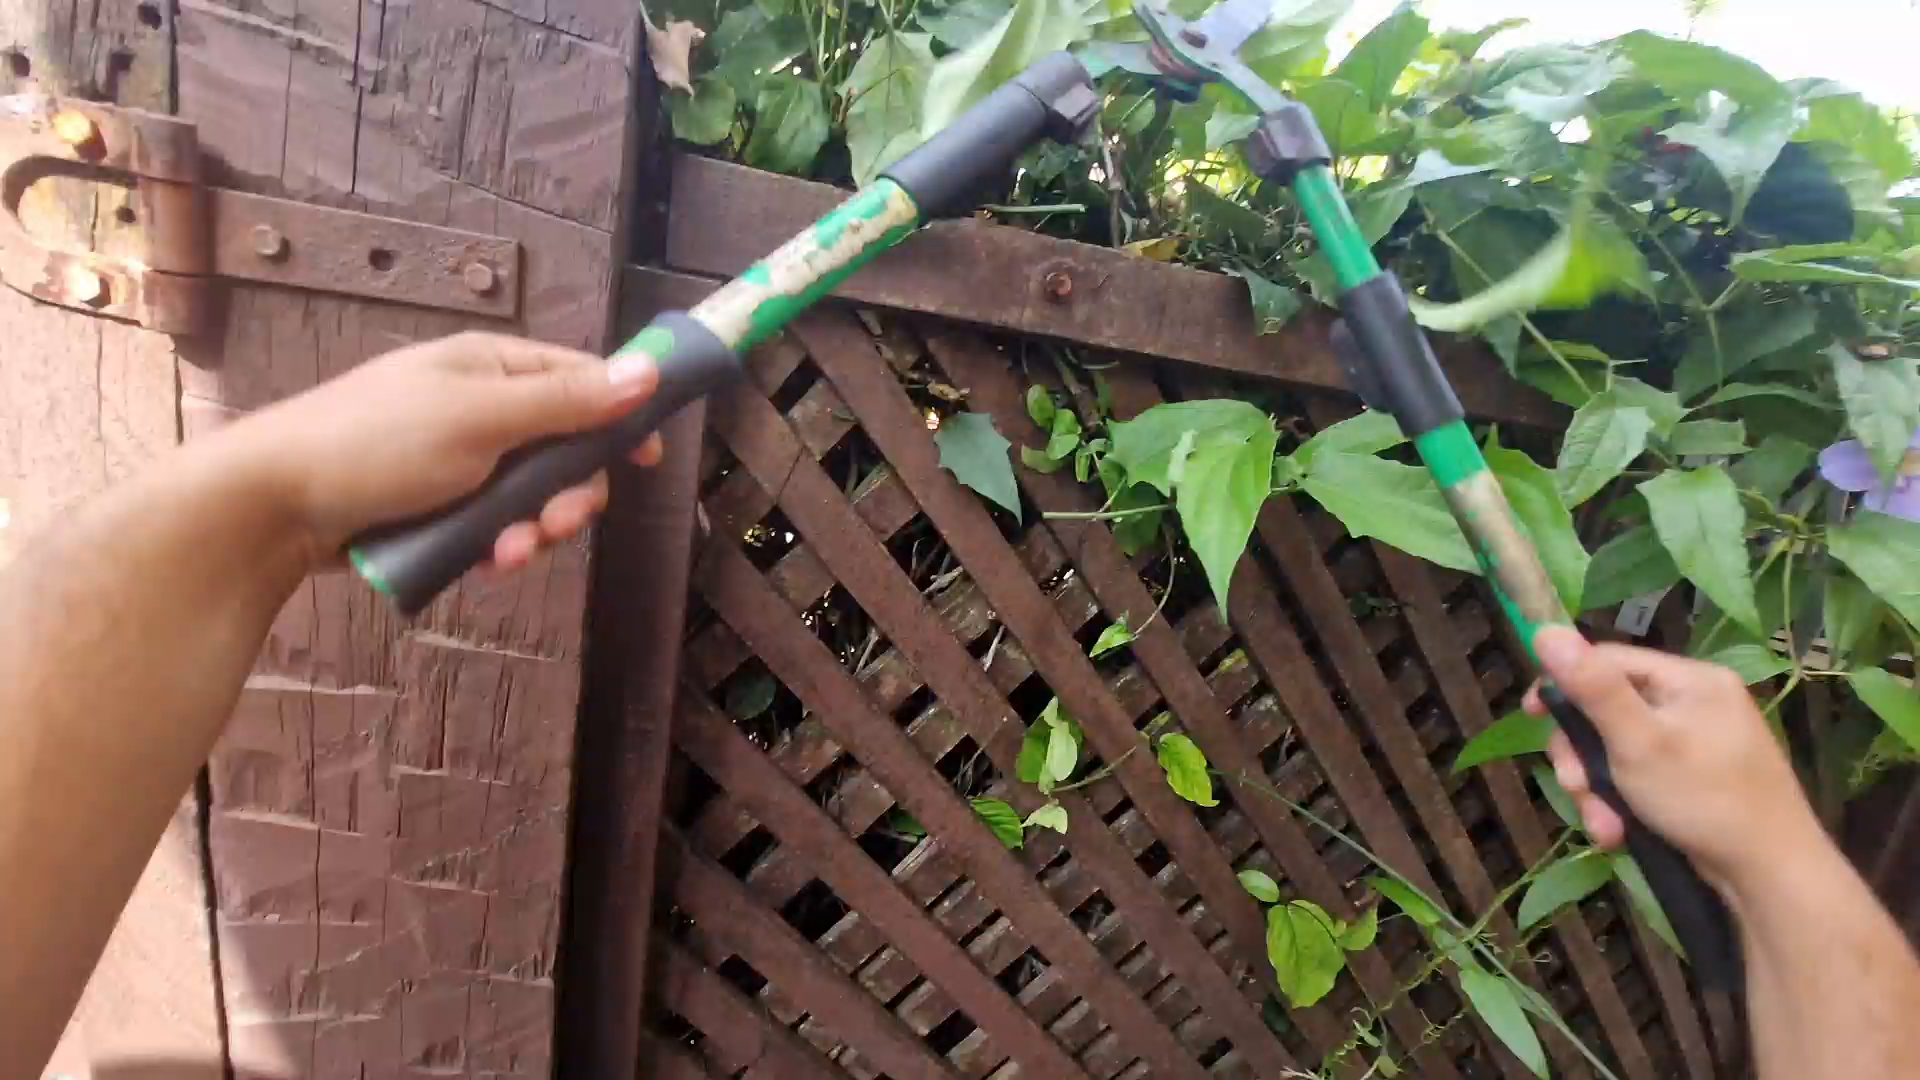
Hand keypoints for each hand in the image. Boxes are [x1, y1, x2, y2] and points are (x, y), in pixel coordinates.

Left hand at [223, 332, 662, 570]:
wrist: (268, 509)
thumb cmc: (376, 443)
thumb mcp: (482, 418)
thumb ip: (568, 401)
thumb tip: (650, 371)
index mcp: (496, 369)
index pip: (585, 381)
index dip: (623, 417)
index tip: (647, 459)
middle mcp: (490, 409)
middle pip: (570, 449)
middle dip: (570, 494)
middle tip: (559, 523)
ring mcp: (471, 459)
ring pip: (541, 495)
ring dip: (537, 528)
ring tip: (510, 552)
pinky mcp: (452, 503)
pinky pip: (506, 522)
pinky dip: (505, 544)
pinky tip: (489, 560)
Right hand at [1523, 627, 1819, 888]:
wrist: (1773, 880)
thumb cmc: (1704, 800)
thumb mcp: (1636, 740)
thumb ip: (1591, 686)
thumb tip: (1545, 630)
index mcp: (1690, 680)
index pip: (1604, 661)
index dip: (1561, 684)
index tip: (1531, 714)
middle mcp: (1693, 701)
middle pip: (1602, 708)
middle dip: (1579, 754)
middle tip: (1573, 785)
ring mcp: (1693, 738)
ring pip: (1611, 745)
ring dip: (1593, 784)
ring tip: (1600, 820)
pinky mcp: (1689, 772)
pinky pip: (1632, 770)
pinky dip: (1615, 799)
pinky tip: (1615, 827)